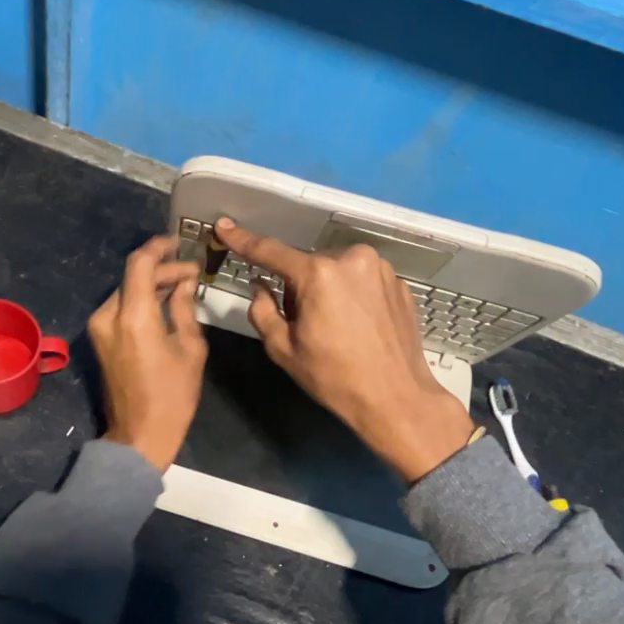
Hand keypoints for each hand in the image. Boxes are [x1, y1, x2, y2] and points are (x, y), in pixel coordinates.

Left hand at [90, 236, 207, 471]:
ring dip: (151, 285)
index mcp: (133, 317)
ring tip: (181, 287)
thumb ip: (184, 308)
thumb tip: (184, 282)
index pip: (139, 264)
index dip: (159, 247)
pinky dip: (141, 301)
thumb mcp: (190, 348)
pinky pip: (121, 308)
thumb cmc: (173, 396)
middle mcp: (109, 316)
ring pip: (126, 291)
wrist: (140, 435)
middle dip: (162, 270)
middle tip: (191, 274)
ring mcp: (99, 328)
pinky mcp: (99, 339)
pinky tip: (164, 304)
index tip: (179, 244)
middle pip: (132, 277)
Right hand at [215, 217, 474, 481]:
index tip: (224, 226)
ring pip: (337, 270)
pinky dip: (352, 296)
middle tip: (305, 326)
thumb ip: (262, 311)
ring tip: (336, 328)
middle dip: (299, 287)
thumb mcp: (283, 349)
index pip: (270, 251)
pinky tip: (358, 328)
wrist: (396, 398)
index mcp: (318, 274)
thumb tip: (260, 286)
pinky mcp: (399, 283)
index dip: (243, 239)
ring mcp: (380, 268)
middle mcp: (351, 259)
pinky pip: (362, 281)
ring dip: (327, 289)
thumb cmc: (334, 377)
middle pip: (308, 265)